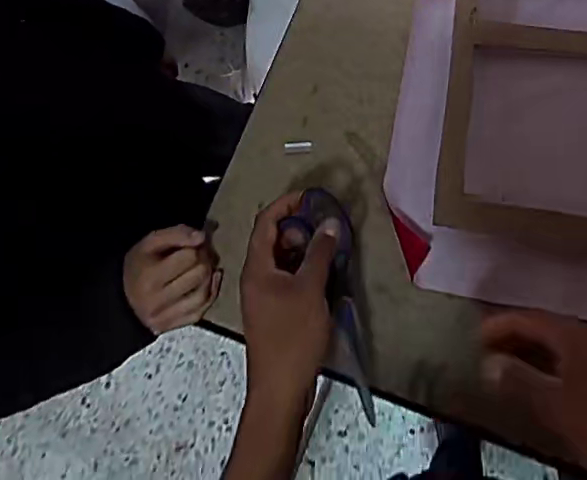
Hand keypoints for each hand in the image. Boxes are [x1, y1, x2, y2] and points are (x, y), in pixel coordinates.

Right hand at [123, 225, 220, 334]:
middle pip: (200, 274)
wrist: (123, 295)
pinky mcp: (170, 328)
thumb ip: (178, 233)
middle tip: (198, 256)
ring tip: (202, 267)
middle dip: (204, 260)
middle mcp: (155, 303)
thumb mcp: (152, 241)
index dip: (195, 246)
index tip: (191, 245)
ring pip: (203, 294)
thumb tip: (202, 237)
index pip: (190, 256)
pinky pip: (200, 312)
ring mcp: (163, 319)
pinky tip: (209, 280)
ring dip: (208, 277)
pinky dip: (210, 294)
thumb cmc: (141, 263)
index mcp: (149, 278)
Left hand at [239, 191, 340, 410]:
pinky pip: (288, 277)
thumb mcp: (310, 288)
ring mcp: (264, 295)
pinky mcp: (275, 310)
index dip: (286, 204)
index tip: (310, 197)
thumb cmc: (292, 336)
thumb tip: (329, 221)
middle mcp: (256, 277)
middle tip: (325, 230)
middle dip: (300, 228)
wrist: (280, 390)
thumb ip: (320, 252)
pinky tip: (326, 276)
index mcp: (257, 268)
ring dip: (305, 249)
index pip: (265, 222)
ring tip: (330, 251)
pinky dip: (305, 269)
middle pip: (274, 239)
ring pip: (284, 259)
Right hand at [481, 310, 586, 479]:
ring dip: (529, 351)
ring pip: (555, 344)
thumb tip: (488, 362)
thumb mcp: (556, 406)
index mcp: (572, 334)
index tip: (476, 335)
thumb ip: (521, 382)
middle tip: (485, 349)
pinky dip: (545, 365)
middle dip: (513, 335)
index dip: (501, 324)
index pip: (529, 317)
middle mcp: (586, 336)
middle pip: (543, 327)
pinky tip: (539, 382)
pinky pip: (566, 359)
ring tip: (505, 365)